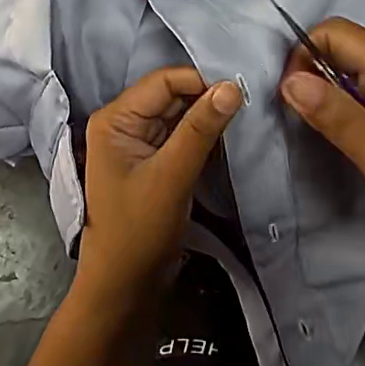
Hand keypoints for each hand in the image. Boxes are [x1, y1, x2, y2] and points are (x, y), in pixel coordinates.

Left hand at [79, 67, 240, 295]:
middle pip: (171, 95)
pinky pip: (181, 136)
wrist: (125, 285)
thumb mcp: (172, 176)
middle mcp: (124, 123)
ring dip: (207, 117)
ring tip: (244, 118)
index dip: (200, 80)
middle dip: (206, 97)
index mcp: (115, 119)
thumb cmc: (139, 230)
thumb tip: (231, 87)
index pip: (162, 82)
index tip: (240, 89)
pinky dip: (203, 136)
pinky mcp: (154, 161)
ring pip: (179, 115)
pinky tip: (228, 139)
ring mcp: (138, 142)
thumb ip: (201, 129)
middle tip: (249, 103)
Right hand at [279, 19, 364, 278]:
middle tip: (311, 126)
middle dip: (316, 76)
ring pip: (363, 74)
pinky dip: (359, 110)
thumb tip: (289, 80)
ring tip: (337, 141)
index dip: (304, 55)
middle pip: (348, 49)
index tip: (294, 99)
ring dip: (337, 96)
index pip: (336, 32)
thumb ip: (337, 118)